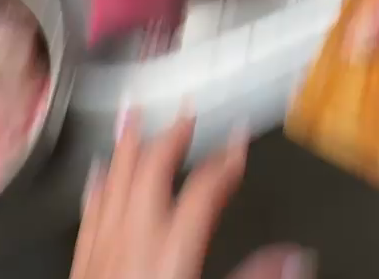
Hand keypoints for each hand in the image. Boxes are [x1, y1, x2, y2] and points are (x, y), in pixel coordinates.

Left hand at [70, 111, 311, 278]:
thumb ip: (253, 277)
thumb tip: (296, 257)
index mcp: (172, 254)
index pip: (205, 189)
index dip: (226, 160)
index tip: (239, 141)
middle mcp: (134, 245)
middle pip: (152, 172)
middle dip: (171, 138)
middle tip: (187, 115)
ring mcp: (103, 255)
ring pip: (114, 184)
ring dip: (127, 148)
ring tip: (133, 117)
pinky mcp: (82, 269)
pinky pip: (89, 216)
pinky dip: (97, 187)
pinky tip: (96, 174)